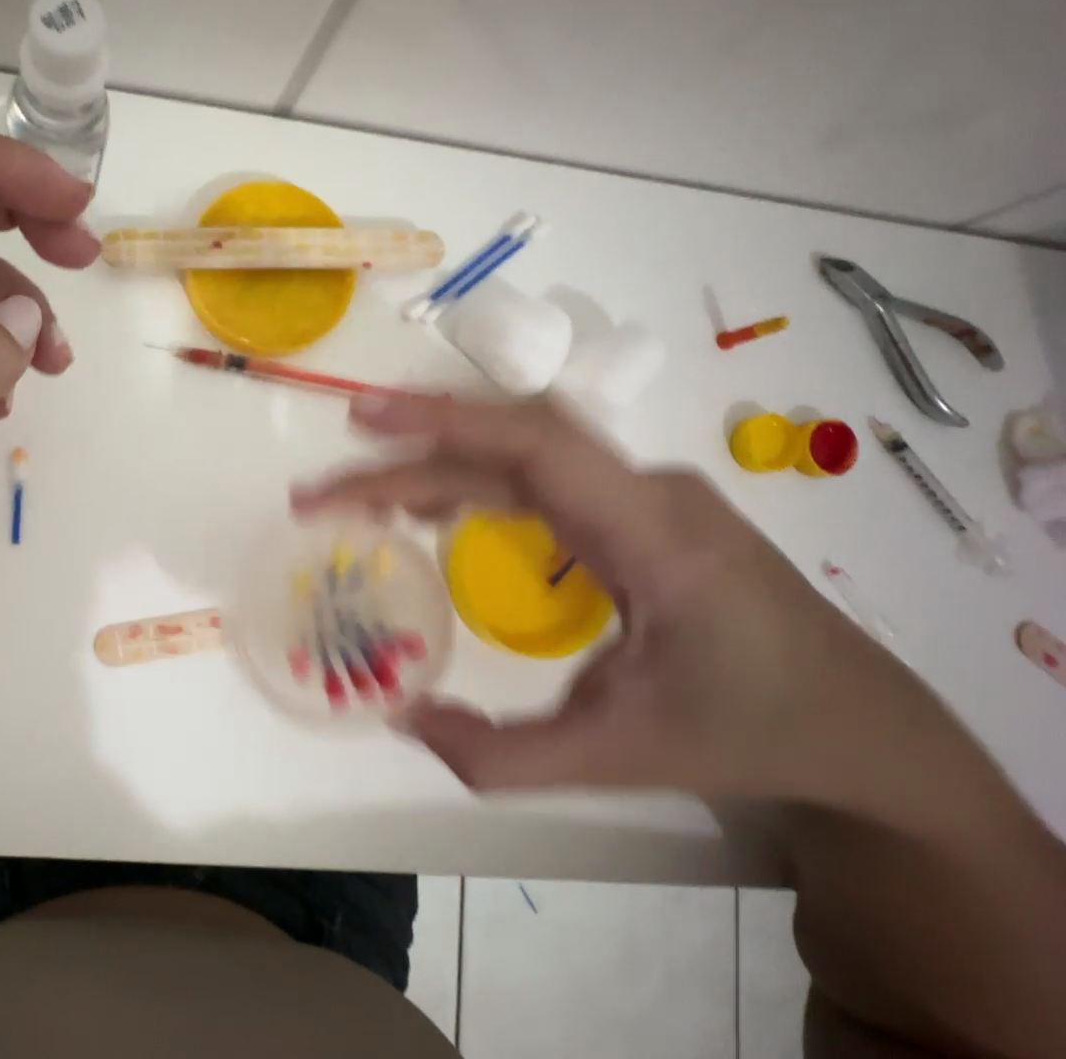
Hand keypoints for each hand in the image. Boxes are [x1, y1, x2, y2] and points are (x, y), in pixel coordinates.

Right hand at [293, 394, 975, 819]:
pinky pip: (543, 477)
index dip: (441, 425)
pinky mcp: (639, 514)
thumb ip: (497, 755)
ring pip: (525, 453)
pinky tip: (432, 508)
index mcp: (655, 535)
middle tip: (323, 490)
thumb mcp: (614, 758)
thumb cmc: (746, 736)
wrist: (860, 729)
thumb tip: (399, 715)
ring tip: (358, 496)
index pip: (535, 447)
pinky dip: (472, 481)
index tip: (359, 429)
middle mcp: (650, 495)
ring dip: (435, 462)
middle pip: (512, 444)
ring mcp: (648, 498)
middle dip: (408, 454)